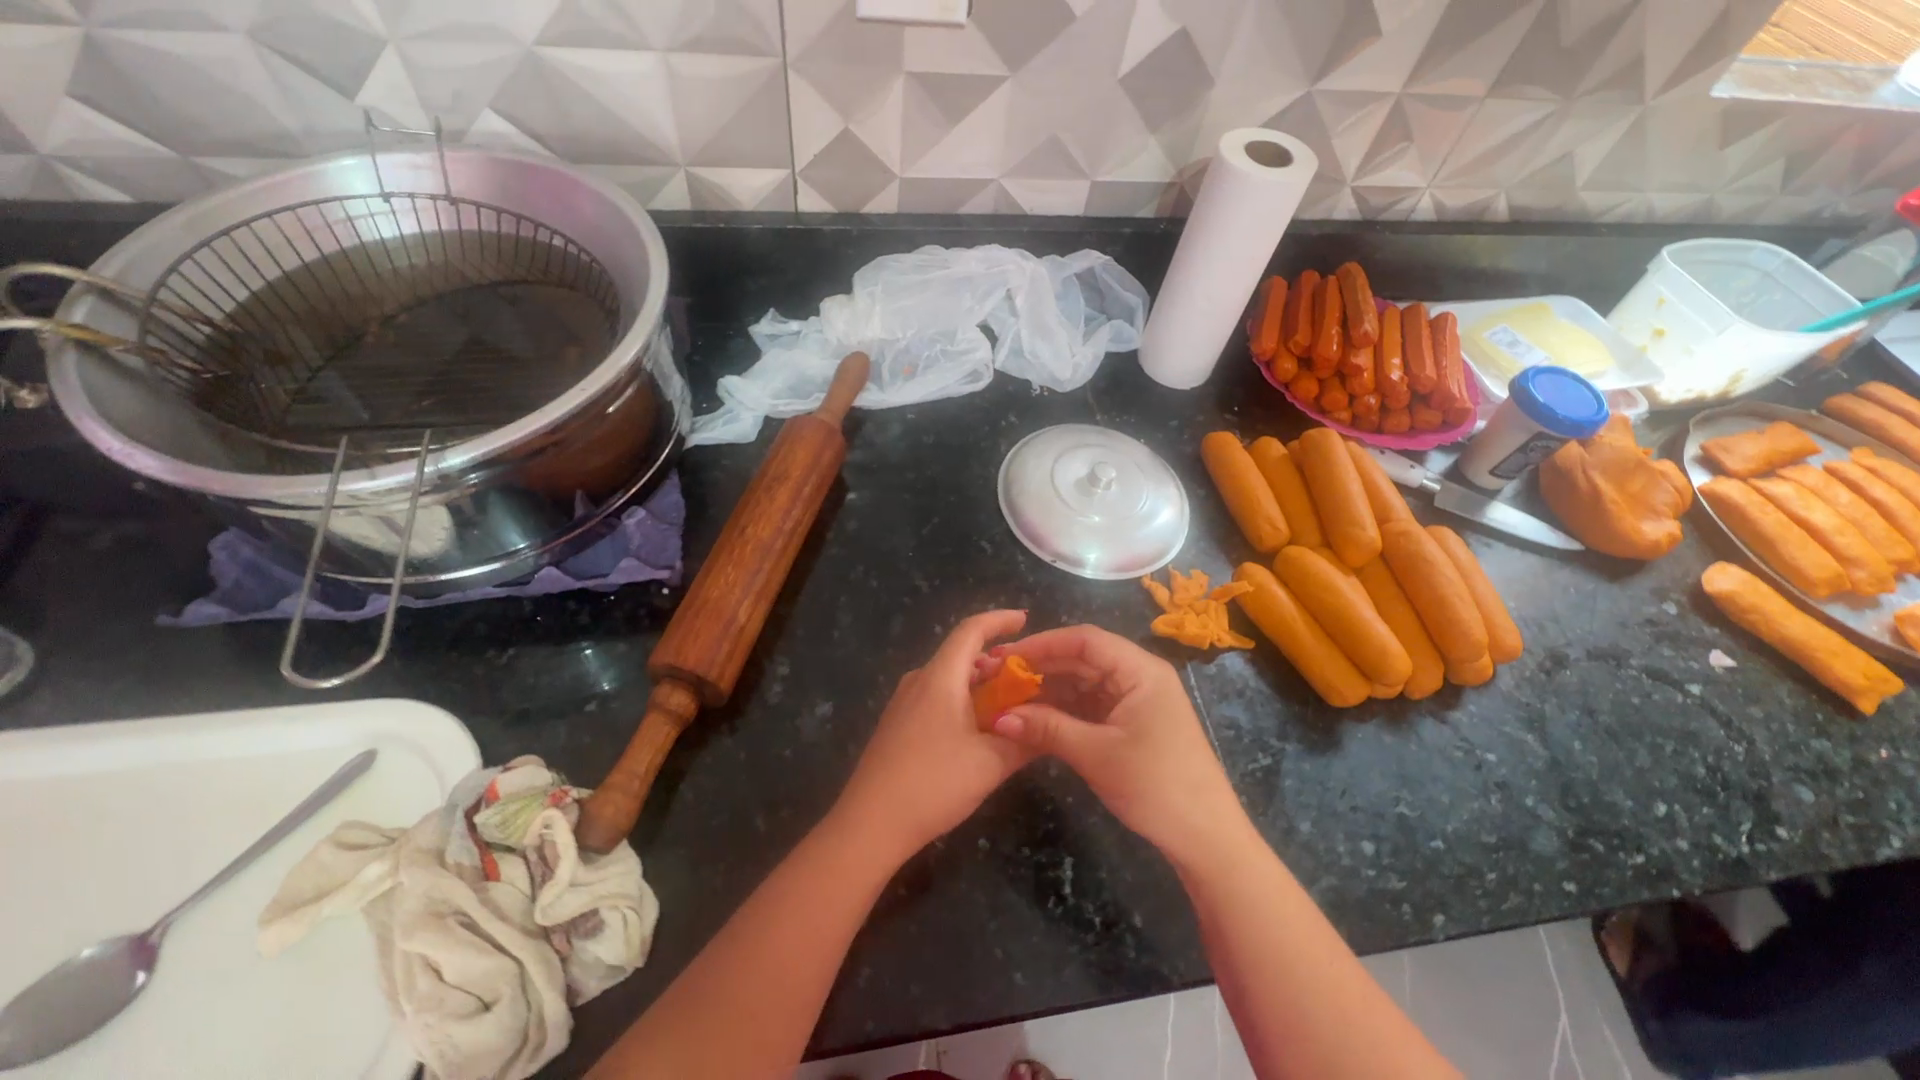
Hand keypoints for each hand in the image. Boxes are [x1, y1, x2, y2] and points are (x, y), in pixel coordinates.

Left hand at [832, 610, 1034, 860]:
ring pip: (949, 680)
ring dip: (981, 686)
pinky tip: (980, 730)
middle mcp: (918, 682)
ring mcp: (903, 705)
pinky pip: (936, 699)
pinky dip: (963, 702)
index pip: (971, 631)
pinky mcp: (897, 726)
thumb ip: (1025, 740)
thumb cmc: (932, 784)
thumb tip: (1051, 727)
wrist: (870, 824)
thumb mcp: (991, 764)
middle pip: (961, 656)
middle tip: (1031, 678)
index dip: (999, 620)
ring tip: (1012, 705)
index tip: (1025, 619)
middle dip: (997, 661)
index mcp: (939, 678)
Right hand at [990, 626, 1253, 868]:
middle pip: (1084, 658)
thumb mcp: (1095, 754)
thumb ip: (1046, 729)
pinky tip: (1035, 718)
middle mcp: (1140, 676)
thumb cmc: (1156, 785)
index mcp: (1141, 670)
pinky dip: (1064, 710)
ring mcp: (1138, 700)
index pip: (1085, 639)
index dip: (1042, 644)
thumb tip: (998, 718)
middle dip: (1042, 667)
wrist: (1205, 835)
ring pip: (1085, 682)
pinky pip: (1092, 705)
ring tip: (1010, 699)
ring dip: (1050, 690)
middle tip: (999, 679)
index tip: (1005, 657)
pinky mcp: (1134, 723)